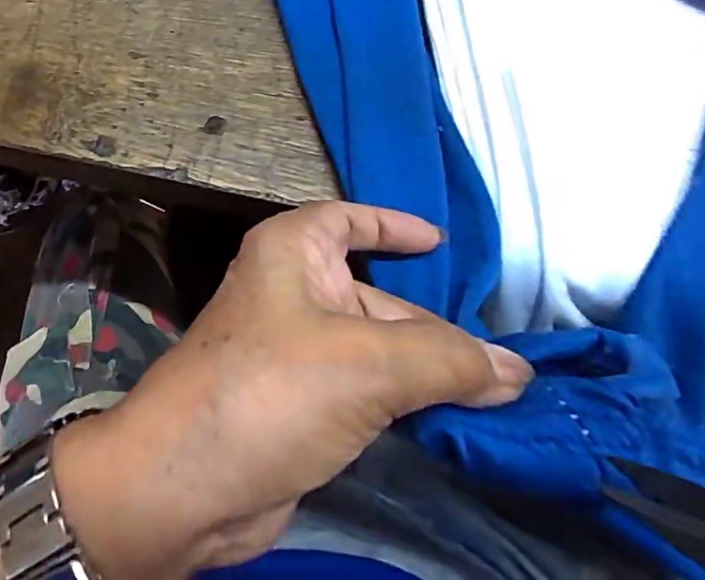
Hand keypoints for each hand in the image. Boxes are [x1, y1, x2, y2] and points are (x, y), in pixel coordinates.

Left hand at [51, 201, 534, 576]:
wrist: (186, 486)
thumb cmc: (272, 390)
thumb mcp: (367, 365)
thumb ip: (447, 361)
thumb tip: (518, 370)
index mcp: (292, 251)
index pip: (348, 219)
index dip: (393, 225)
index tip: (441, 242)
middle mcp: (291, 290)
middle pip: (375, 292)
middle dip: (432, 323)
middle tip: (502, 357)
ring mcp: (294, 348)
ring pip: (374, 345)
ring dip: (426, 368)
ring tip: (498, 389)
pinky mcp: (300, 401)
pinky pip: (364, 386)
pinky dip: (403, 397)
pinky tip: (451, 415)